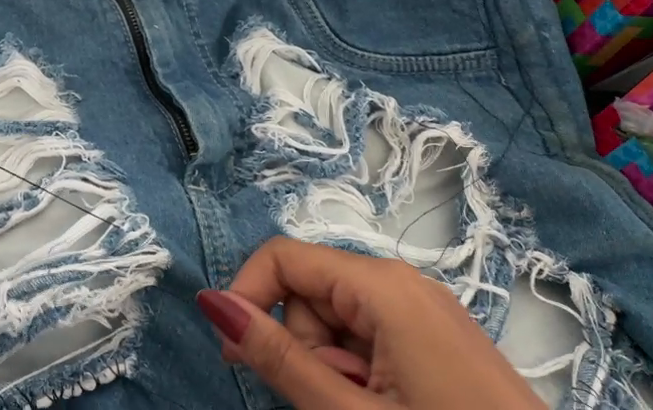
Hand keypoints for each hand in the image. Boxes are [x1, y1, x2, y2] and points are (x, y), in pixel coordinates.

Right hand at [197, 237, 543, 408]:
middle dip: (304, 346)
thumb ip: (279, 357)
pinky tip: (385, 408)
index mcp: (383, 286)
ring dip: (333, 366)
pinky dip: (363, 373)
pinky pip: (373, 337)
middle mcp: (404, 283)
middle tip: (332, 404)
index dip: (248, 298)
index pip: (282, 257)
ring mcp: (428, 311)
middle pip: (311, 290)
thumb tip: (211, 301)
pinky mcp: (442, 341)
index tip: (238, 359)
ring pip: (339, 319)